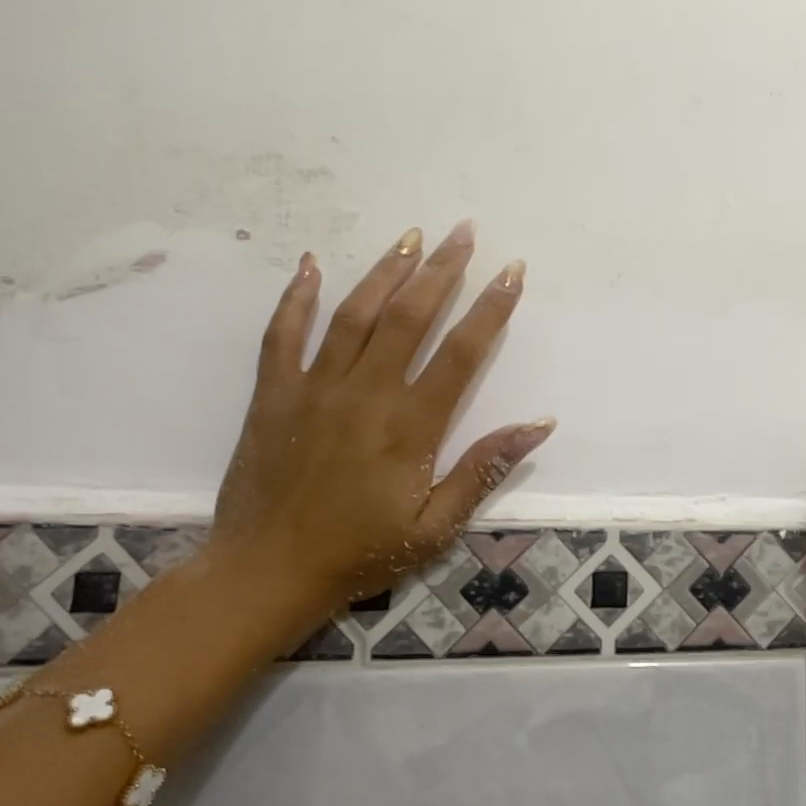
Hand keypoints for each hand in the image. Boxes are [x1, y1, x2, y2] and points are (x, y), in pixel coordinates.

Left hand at [208, 221, 554, 614]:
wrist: (265, 574)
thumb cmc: (360, 554)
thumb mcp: (436, 527)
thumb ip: (484, 469)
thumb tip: (539, 423)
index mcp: (410, 426)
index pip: (460, 352)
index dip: (490, 308)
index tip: (512, 271)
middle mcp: (365, 394)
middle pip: (409, 316)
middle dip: (442, 269)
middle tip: (464, 231)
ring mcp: (314, 389)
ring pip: (354, 314)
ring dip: (386, 271)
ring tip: (412, 236)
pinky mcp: (273, 395)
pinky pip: (283, 335)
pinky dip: (298, 297)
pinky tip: (312, 264)